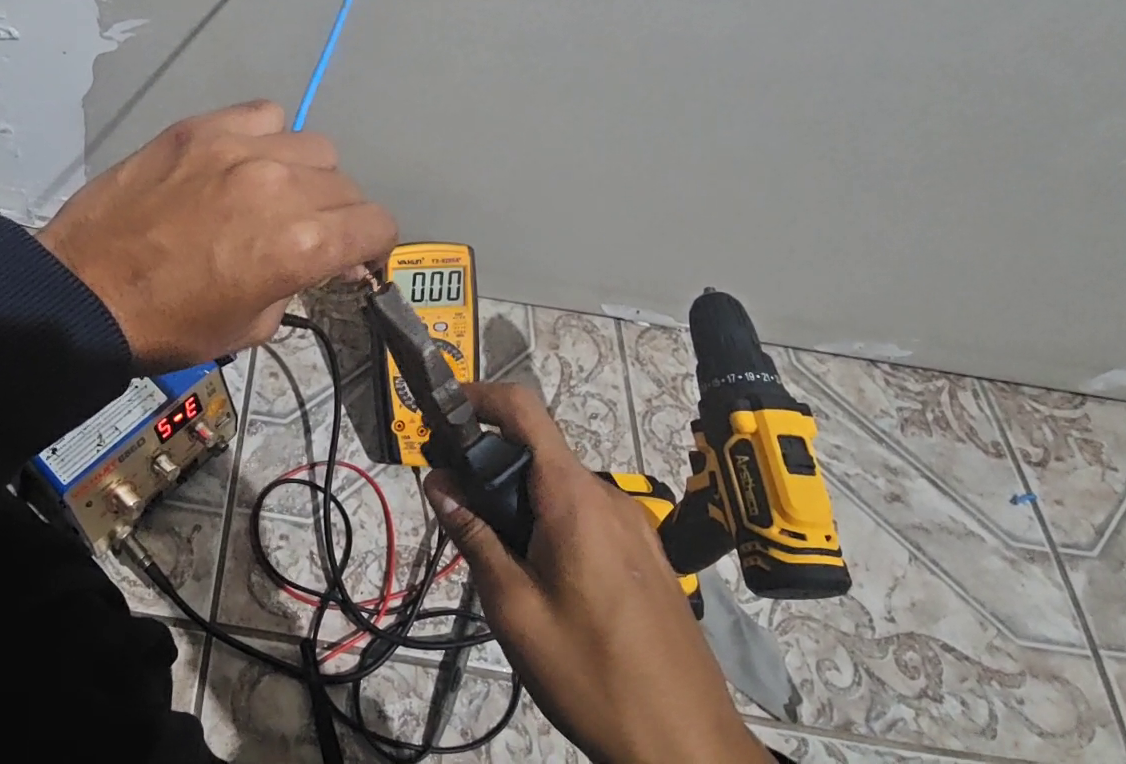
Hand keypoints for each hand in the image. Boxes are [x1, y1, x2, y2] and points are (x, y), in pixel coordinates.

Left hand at [38, 100, 397, 370]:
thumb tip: (326, 259)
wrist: (83, 292)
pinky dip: (266, 137)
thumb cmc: (169, 325)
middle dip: (339, 215)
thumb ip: (300, 282)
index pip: (377, 224)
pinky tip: (243, 160)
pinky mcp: (200, 129)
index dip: (372, 245)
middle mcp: (282, 187)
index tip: (354, 255)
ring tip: (274, 193)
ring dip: (307, 175)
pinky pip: (263, 115)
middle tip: (308, 233)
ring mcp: (239, 150)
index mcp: (301, 244)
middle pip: (347, 185)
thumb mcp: (251, 326)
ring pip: (311, 146)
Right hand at [424, 384, 773, 763]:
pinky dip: (549, 525)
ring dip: (519, 504)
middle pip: (538, 453)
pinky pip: (585, 517)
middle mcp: (607, 497)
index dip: (480, 397)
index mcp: (574, 498)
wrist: (687, 744)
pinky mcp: (645, 554)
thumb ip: (474, 536)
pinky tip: (539, 579)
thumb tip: (439, 483)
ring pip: (560, 489)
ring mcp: (633, 525)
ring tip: (496, 561)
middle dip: (489, 469)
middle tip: (456, 513)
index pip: (525, 411)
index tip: (442, 411)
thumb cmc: (590, 674)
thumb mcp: (514, 608)